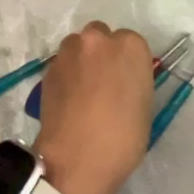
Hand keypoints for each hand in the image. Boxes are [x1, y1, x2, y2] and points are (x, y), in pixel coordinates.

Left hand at [32, 21, 154, 193]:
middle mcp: (98, 39)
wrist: (77, 157)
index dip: (128, 63)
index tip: (126, 81)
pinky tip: (68, 98)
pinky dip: (66, 74)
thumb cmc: (123, 138)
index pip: (131, 43)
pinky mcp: (48, 66)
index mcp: (130, 47)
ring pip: (77, 46)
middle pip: (101, 36)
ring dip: (81, 60)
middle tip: (103, 82)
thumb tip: (121, 79)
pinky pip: (62, 63)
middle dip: (102, 53)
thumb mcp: (144, 106)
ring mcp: (69, 50)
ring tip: (83, 90)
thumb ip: (133, 80)